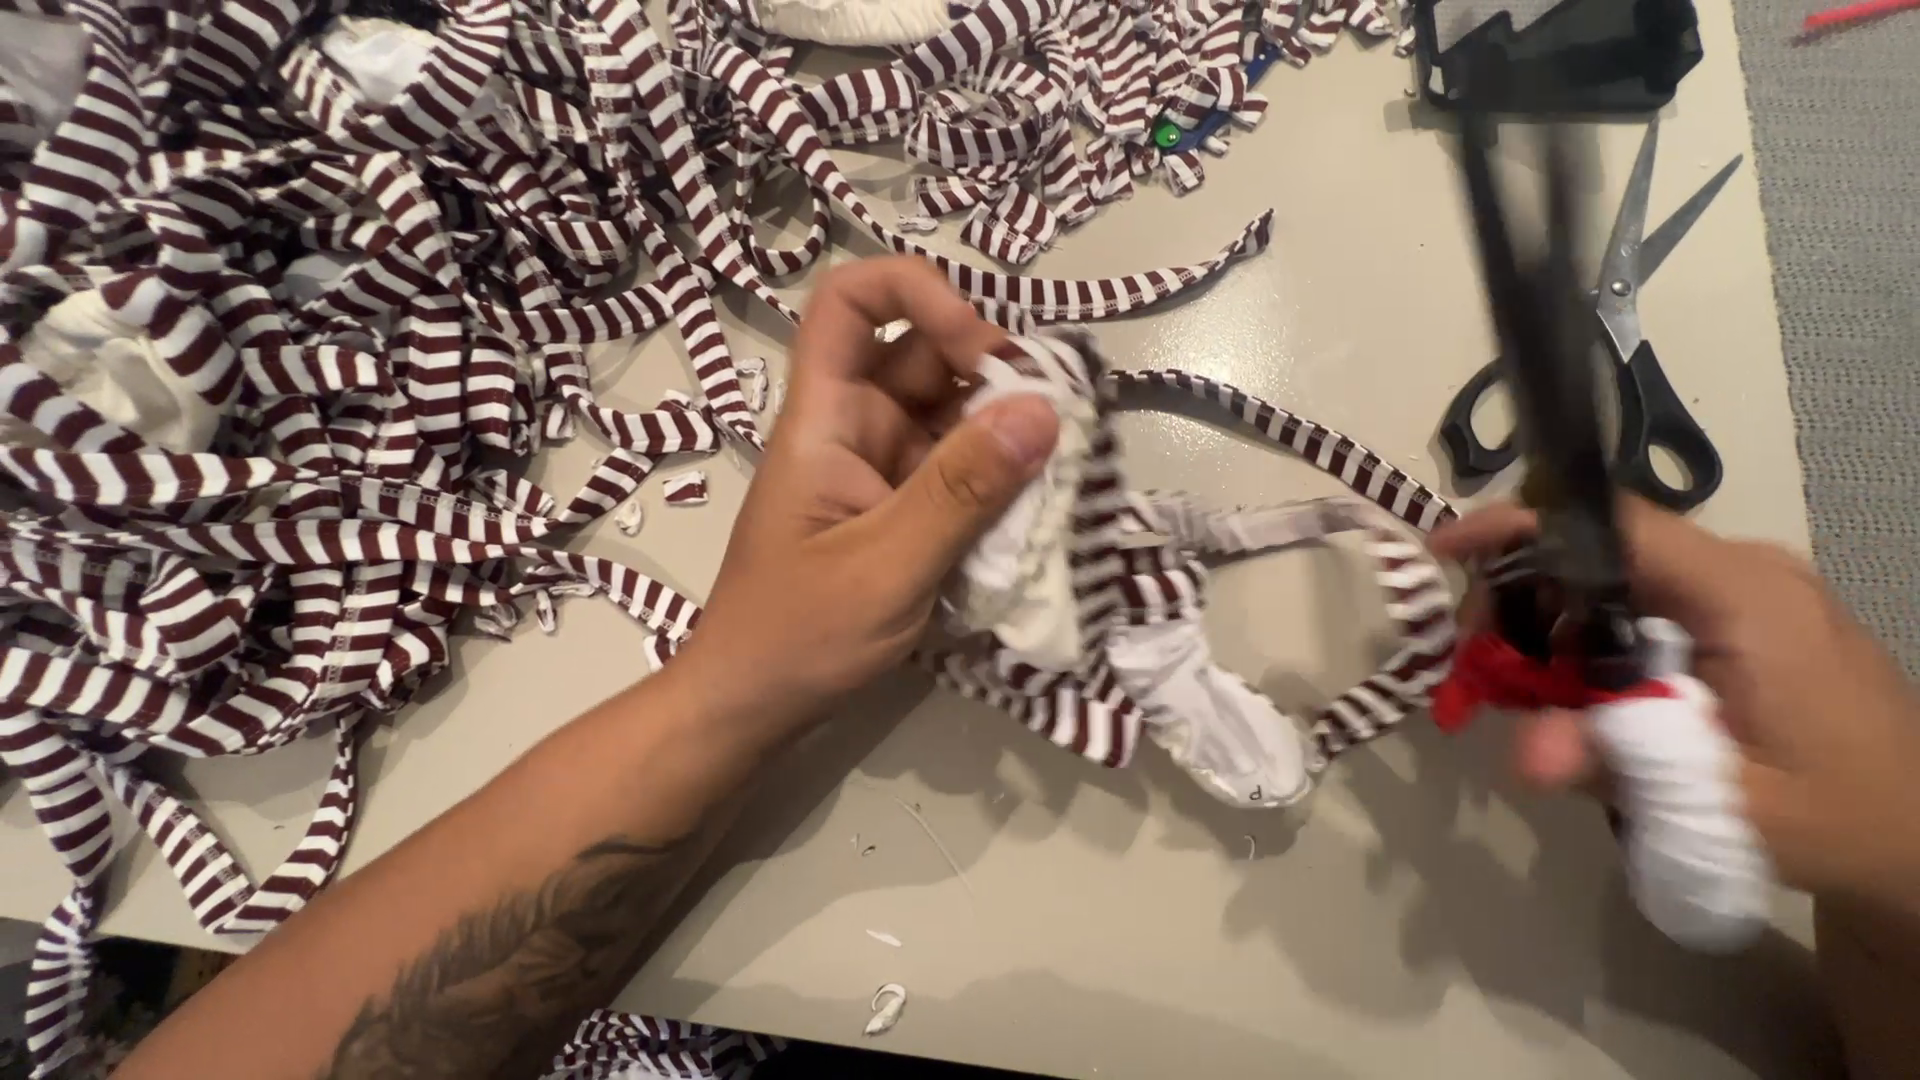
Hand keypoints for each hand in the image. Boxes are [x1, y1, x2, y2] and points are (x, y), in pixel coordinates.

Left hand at [670, 256, 1059, 740]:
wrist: (754, 703)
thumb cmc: (798, 635)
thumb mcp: (887, 565)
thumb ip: (961, 491)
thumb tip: (1043, 410)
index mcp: (825, 419)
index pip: (848, 303)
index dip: (915, 292)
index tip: (980, 347)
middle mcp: (854, 428)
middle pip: (921, 355)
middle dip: (990, 371)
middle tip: (1055, 418)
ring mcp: (881, 470)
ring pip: (950, 414)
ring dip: (1006, 429)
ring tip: (1062, 461)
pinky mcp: (902, 510)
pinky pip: (958, 469)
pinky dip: (999, 476)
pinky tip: (1039, 501)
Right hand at [1430, 499, 1919, 914]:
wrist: (1918, 836)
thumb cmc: (1841, 816)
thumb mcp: (1727, 806)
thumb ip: (1621, 768)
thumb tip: (1521, 757)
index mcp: (1745, 596)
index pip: (1612, 525)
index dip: (1518, 525)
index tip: (1443, 552)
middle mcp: (1739, 572)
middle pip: (1590, 548)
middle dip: (1514, 593)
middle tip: (1480, 660)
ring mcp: (1735, 588)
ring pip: (1600, 573)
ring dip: (1540, 619)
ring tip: (1520, 683)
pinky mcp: (1726, 611)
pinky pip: (1625, 598)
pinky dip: (1575, 633)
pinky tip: (1566, 684)